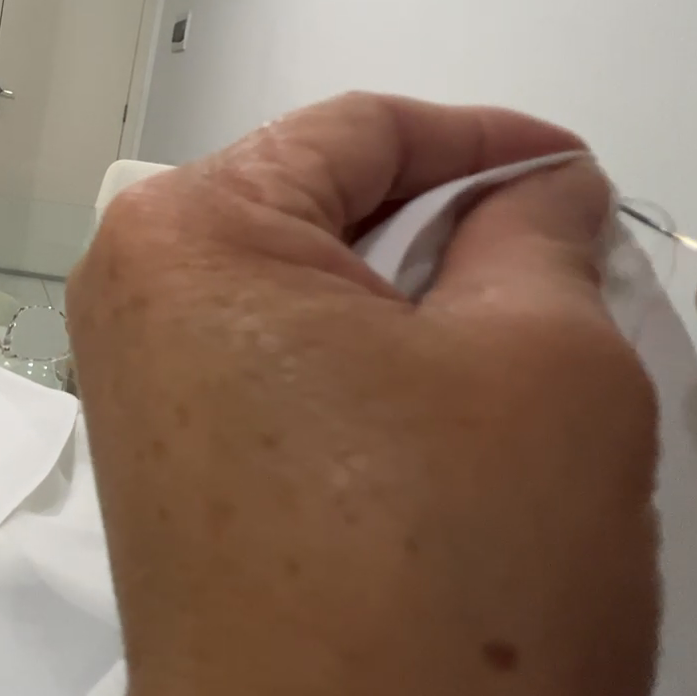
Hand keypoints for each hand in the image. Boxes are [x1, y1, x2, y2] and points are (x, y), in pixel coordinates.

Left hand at [66, 94, 660, 695]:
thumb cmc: (440, 566)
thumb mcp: (539, 364)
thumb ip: (535, 235)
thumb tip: (537, 184)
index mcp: (186, 223)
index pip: (352, 129)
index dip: (480, 139)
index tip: (572, 171)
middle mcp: (127, 277)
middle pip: (304, 198)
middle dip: (429, 215)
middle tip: (546, 248)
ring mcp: (124, 361)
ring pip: (281, 276)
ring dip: (389, 286)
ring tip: (494, 320)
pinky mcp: (145, 435)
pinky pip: (254, 346)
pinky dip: (339, 346)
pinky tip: (413, 386)